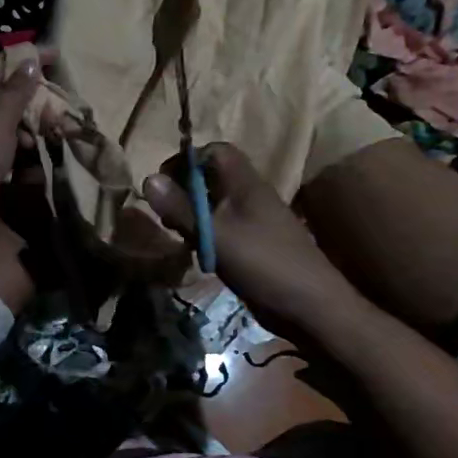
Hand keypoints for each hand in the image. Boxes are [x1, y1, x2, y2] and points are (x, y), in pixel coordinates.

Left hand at [0, 48, 45, 231]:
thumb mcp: (2, 112)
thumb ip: (20, 86)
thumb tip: (32, 59)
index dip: (27, 57)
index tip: (57, 55)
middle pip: (9, 92)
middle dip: (35, 97)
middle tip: (60, 100)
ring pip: (14, 120)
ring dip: (33, 126)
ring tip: (52, 132)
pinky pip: (12, 144)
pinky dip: (26, 147)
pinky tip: (36, 156)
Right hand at [144, 143, 359, 338]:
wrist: (310, 305)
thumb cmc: (264, 263)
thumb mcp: (216, 235)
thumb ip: (181, 208)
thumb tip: (147, 177)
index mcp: (247, 183)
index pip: (216, 151)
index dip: (188, 159)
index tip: (164, 183)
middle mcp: (251, 196)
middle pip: (213, 178)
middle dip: (185, 190)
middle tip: (166, 214)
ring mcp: (254, 222)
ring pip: (216, 206)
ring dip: (193, 215)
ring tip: (177, 234)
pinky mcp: (254, 246)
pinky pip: (224, 230)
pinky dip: (206, 236)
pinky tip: (196, 253)